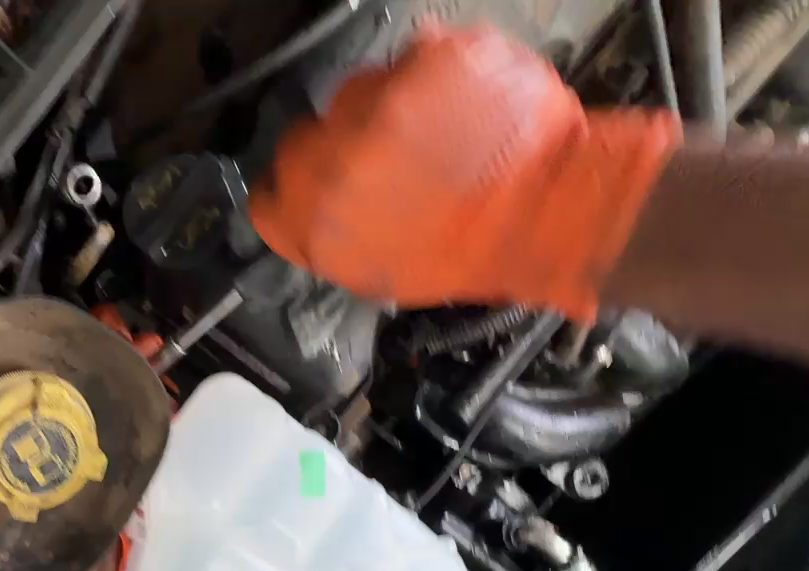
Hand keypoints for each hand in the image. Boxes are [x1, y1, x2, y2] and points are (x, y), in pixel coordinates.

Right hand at [247, 23, 682, 319]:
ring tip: (431, 132)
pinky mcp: (425, 62)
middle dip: (334, 144)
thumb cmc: (458, 255)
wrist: (541, 213)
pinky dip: (432, 76)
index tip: (310, 182)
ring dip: (382, 107)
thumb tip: (310, 205)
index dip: (287, 186)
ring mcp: (378, 106)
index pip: (267, 194)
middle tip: (379, 155)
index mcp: (314, 224)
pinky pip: (412, 58)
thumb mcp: (371, 274)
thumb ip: (324, 234)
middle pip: (302, 136)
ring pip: (355, 91)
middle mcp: (331, 163)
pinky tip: (458, 106)